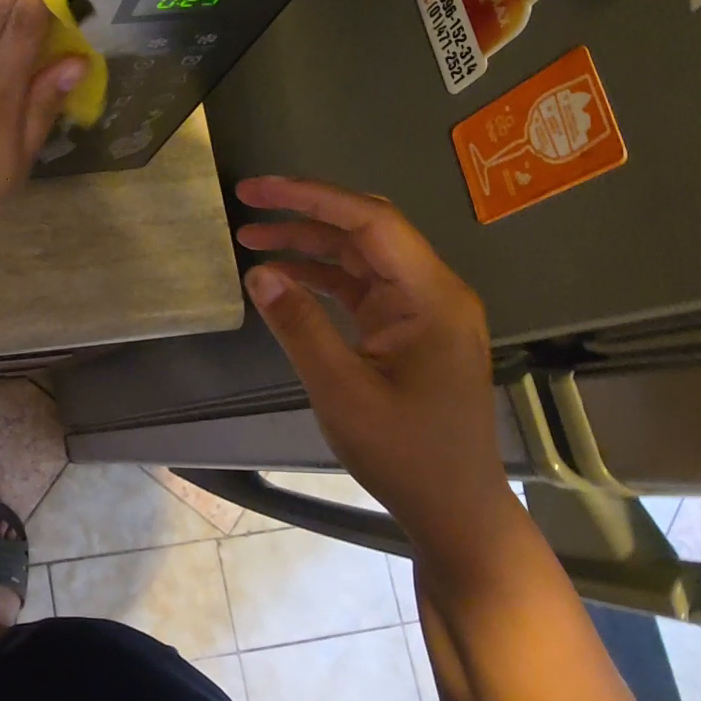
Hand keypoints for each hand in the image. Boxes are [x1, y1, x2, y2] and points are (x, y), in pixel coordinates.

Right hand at [235, 177, 509, 539]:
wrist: (454, 510)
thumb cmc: (404, 452)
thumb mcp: (341, 389)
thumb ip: (299, 325)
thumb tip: (257, 273)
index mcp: (430, 296)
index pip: (370, 222)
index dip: (310, 198)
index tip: (255, 190)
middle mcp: (432, 292)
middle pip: (366, 231)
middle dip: (305, 213)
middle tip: (247, 205)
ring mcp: (422, 312)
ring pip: (360, 257)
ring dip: (308, 245)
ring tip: (251, 239)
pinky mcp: (408, 332)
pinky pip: (361, 288)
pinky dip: (320, 279)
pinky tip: (281, 281)